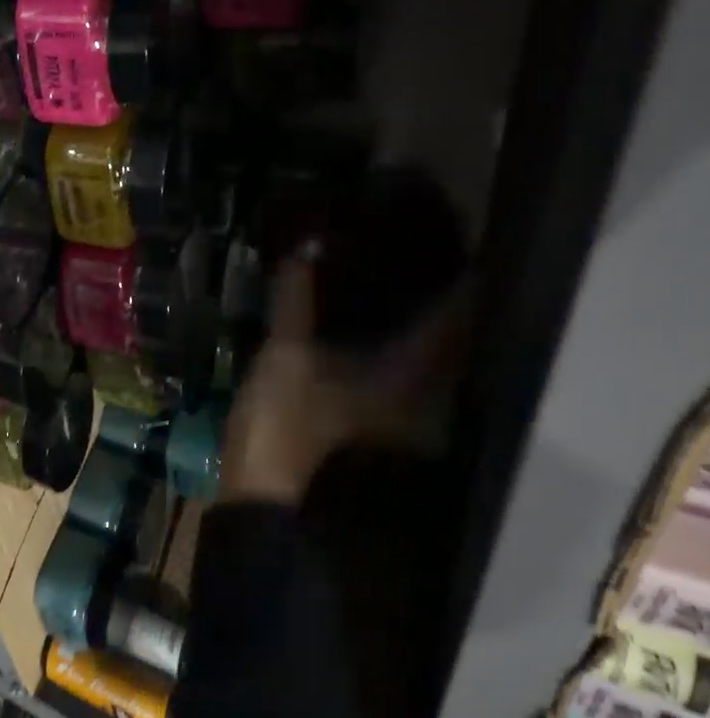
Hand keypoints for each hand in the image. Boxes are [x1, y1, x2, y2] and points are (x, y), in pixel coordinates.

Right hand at [219, 254, 464, 505]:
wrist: (267, 486)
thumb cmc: (284, 420)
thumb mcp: (284, 353)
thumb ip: (295, 302)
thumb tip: (304, 249)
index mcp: (411, 374)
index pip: (455, 320)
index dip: (465, 282)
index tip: (466, 247)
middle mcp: (420, 391)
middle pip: (446, 337)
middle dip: (438, 297)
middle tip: (423, 254)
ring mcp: (399, 408)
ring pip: (423, 354)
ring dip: (414, 320)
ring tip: (395, 280)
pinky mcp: (372, 414)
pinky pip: (397, 366)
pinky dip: (390, 341)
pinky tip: (364, 324)